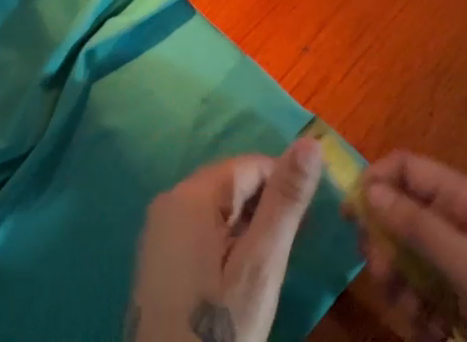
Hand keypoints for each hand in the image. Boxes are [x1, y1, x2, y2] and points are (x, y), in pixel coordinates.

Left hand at [126, 139, 325, 341]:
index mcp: (191, 195)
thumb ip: (284, 202)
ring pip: (216, 209)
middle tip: (286, 252)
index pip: (250, 165)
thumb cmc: (220, 326)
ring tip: (265, 268)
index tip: (305, 225)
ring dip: (246, 228)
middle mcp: (168, 200)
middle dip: (265, 209)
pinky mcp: (157, 256)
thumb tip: (310, 142)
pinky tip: (236, 278)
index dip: (283, 187)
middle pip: (230, 185)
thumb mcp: (260, 264)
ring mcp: (157, 229)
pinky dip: (224, 243)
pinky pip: (198, 230)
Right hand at [359, 152, 466, 341]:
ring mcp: (461, 263)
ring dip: (402, 289)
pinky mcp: (463, 299)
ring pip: (406, 260)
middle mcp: (460, 224)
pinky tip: (434, 334)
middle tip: (385, 278)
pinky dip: (420, 315)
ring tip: (418, 319)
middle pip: (399, 216)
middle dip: (386, 247)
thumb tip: (369, 188)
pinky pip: (423, 294)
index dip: (375, 183)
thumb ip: (420, 227)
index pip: (407, 168)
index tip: (351, 217)